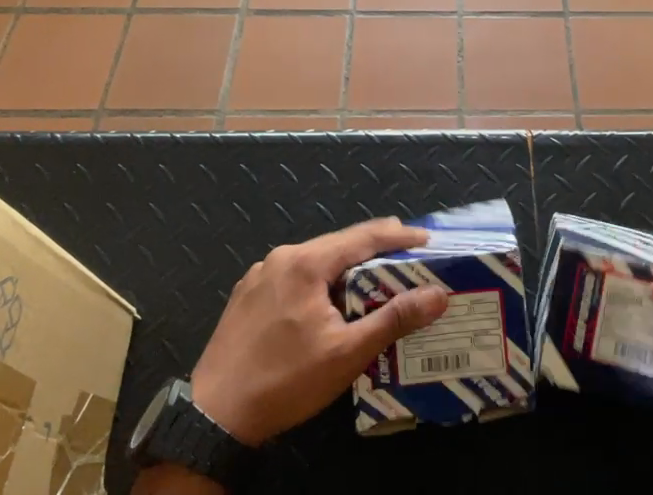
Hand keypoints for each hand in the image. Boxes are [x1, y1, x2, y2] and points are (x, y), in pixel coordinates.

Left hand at [189, 217, 449, 446]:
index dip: (398, 236)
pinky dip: (319, 282)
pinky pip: (293, 276)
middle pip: (338, 244)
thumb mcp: (347, 353)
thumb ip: (394, 319)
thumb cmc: (286, 381)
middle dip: (374, 250)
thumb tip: (438, 294)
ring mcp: (259, 275)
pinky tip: (328, 303)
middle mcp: (281, 258)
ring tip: (374, 282)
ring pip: (315, 261)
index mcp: (306, 263)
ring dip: (346, 268)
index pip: (363, 236)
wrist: (214, 415)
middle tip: (408, 259)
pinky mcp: (247, 296)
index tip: (427, 239)